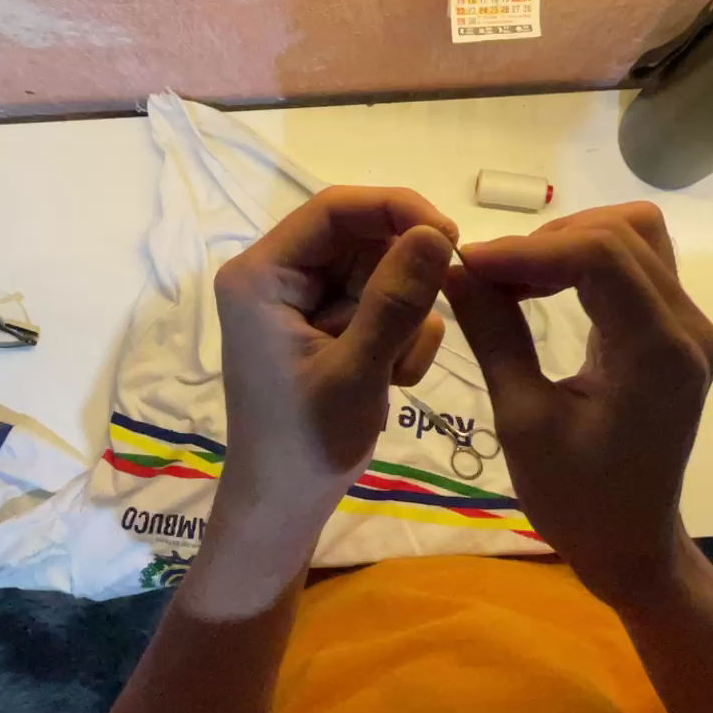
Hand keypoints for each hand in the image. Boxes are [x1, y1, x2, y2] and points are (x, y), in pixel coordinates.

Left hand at [210, 186, 457, 536]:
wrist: (286, 503)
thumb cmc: (307, 444)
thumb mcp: (357, 372)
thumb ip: (396, 301)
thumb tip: (437, 232)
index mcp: (261, 276)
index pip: (333, 210)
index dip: (396, 210)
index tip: (451, 236)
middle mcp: (279, 277)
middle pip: (362, 241)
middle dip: (402, 285)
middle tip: (412, 338)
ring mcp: (304, 303)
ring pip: (381, 274)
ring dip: (404, 320)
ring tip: (392, 374)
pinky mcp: (328, 327)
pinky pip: (381, 305)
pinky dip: (399, 338)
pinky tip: (389, 381)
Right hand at [444, 202, 712, 609]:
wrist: (631, 542)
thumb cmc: (576, 499)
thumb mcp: (522, 420)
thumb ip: (493, 335)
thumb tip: (455, 271)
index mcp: (657, 353)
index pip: (600, 255)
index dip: (528, 248)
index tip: (469, 264)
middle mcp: (688, 328)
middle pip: (623, 232)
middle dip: (547, 241)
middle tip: (488, 276)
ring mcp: (689, 328)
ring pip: (636, 237)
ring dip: (570, 244)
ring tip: (514, 278)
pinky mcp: (676, 333)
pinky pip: (637, 266)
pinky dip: (585, 263)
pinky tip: (542, 288)